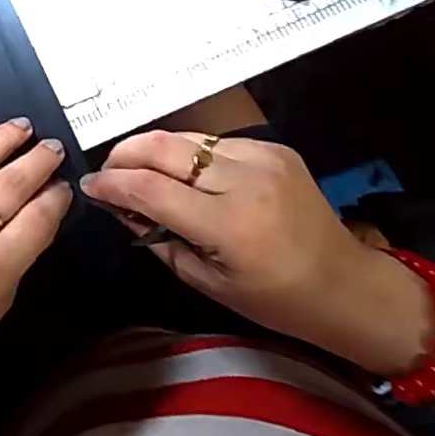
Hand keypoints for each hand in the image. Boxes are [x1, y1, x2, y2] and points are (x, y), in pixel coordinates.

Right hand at [83, 131, 434, 374]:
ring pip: (186, 137)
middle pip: (164, 147)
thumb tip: (119, 205)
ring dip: (154, 150)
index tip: (90, 185)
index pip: (151, 189)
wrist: (344, 281)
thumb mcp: (207, 280)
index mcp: (230, 224)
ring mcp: (262, 155)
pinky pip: (214, 141)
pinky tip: (183, 172)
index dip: (112, 184)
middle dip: (125, 153)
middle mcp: (245, 179)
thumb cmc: (274, 299)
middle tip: (108, 171)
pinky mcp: (273, 146)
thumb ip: (158, 237)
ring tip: (136, 168)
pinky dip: (189, 154)